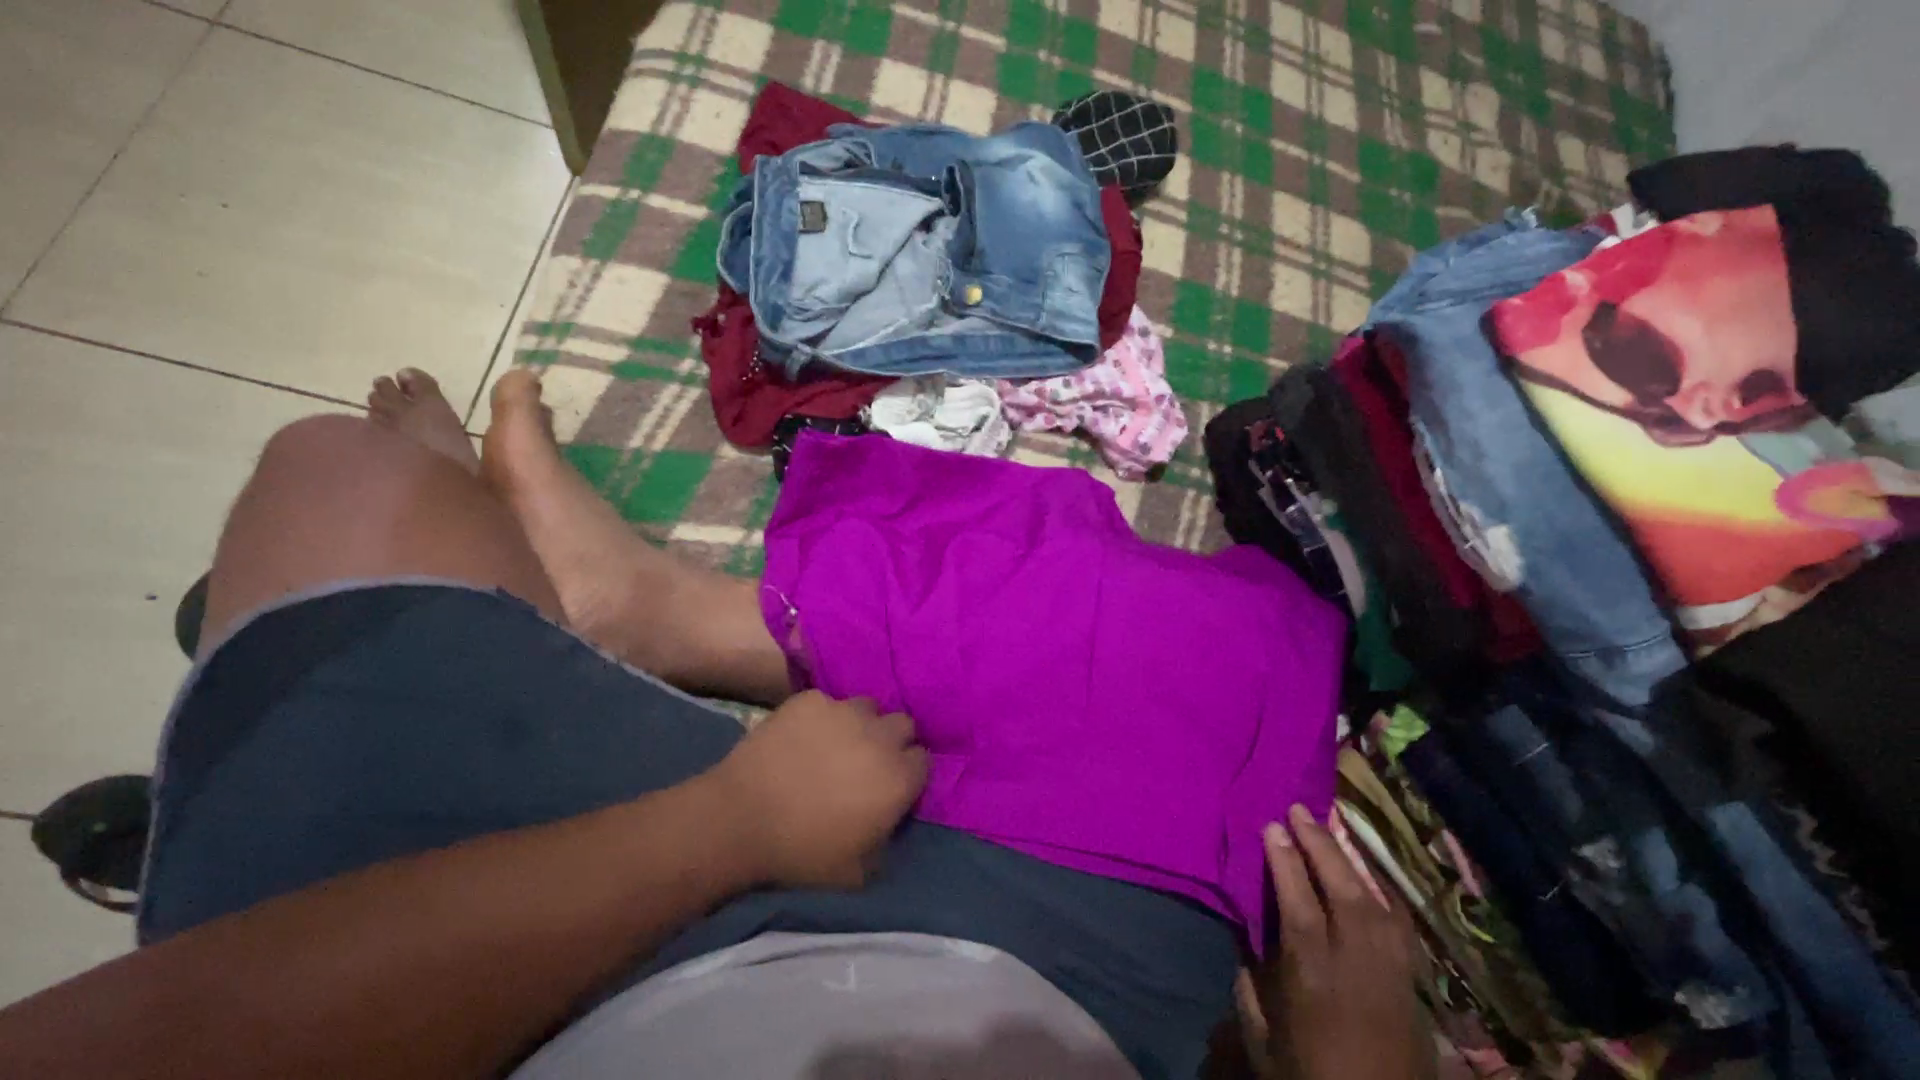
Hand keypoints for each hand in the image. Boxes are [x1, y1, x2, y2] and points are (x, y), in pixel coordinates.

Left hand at [706, 691, 927, 888]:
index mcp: (899, 778)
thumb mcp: (859, 870)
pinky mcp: (809, 700)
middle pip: (903, 725)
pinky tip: (801, 736)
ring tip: (835, 743)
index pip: (924, 761)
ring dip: (860, 724)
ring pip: (867, 707)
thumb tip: (890, 821)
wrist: (740, 820)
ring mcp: (843, 712)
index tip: (892, 786)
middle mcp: (880, 737)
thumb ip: (887, 840)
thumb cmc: (802, 854)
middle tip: (866, 762)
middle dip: (891, 741)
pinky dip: (821, 717)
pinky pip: (827, 703)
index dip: (909, 773)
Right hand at [1258, 804, 1432, 1079]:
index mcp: (1313, 976)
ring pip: (1374, 900)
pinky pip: (1399, 923)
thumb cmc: (1310, 1076)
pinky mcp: (1412, 981)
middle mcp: (1356, 963)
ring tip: (1328, 829)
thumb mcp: (1262, 1039)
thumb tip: (1245, 940)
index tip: (1271, 827)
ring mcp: (1390, 970)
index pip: (1299, 904)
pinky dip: (1382, 892)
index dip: (1285, 862)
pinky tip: (1369, 878)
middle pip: (1342, 891)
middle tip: (1298, 811)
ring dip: (1350, 860)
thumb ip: (1250, 986)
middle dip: (1320, 846)